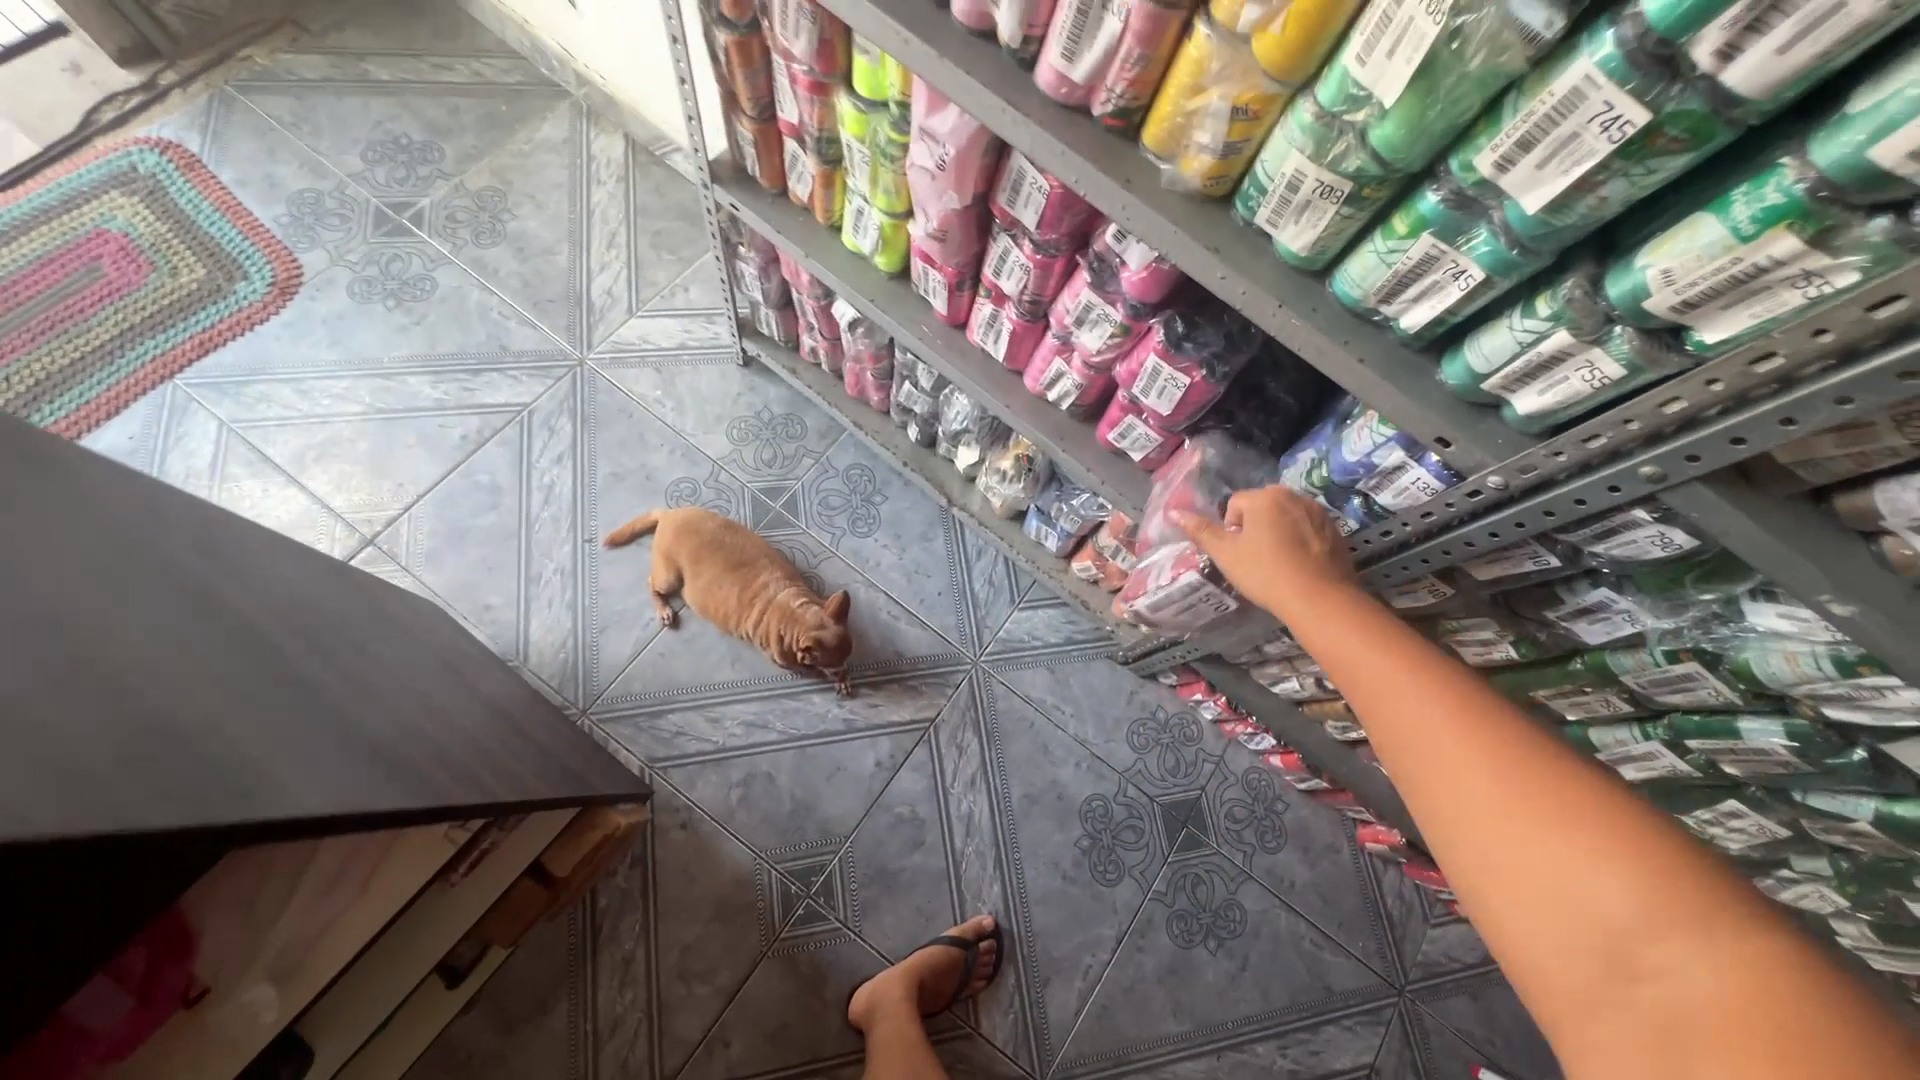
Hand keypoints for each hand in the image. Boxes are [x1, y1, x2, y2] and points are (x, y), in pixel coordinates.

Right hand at [1172, 485, 1355, 610]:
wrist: (1319, 598)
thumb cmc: (1265, 573)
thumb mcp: (1225, 555)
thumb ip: (1200, 531)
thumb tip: (1174, 512)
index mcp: (1265, 497)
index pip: (1235, 504)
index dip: (1231, 530)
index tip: (1238, 554)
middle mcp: (1293, 495)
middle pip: (1262, 507)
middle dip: (1255, 527)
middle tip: (1255, 558)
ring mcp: (1318, 511)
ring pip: (1286, 517)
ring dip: (1278, 532)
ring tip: (1278, 562)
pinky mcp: (1336, 529)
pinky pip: (1308, 528)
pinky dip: (1300, 541)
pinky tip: (1299, 564)